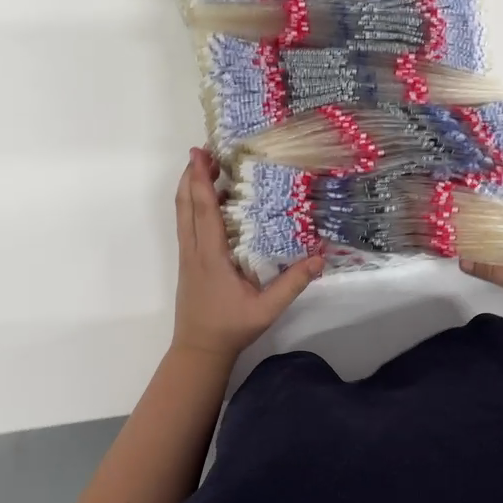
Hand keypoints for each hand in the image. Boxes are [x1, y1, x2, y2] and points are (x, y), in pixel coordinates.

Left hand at [172, 147, 323, 358]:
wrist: (199, 350)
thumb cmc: (231, 328)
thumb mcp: (267, 309)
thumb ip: (292, 283)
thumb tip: (320, 257)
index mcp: (210, 256)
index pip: (203, 210)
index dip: (201, 179)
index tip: (200, 154)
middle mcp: (194, 251)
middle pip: (185, 204)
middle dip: (192, 175)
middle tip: (204, 151)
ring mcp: (188, 257)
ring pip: (181, 214)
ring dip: (190, 188)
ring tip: (205, 168)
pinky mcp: (188, 263)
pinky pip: (186, 225)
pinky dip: (192, 205)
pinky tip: (209, 203)